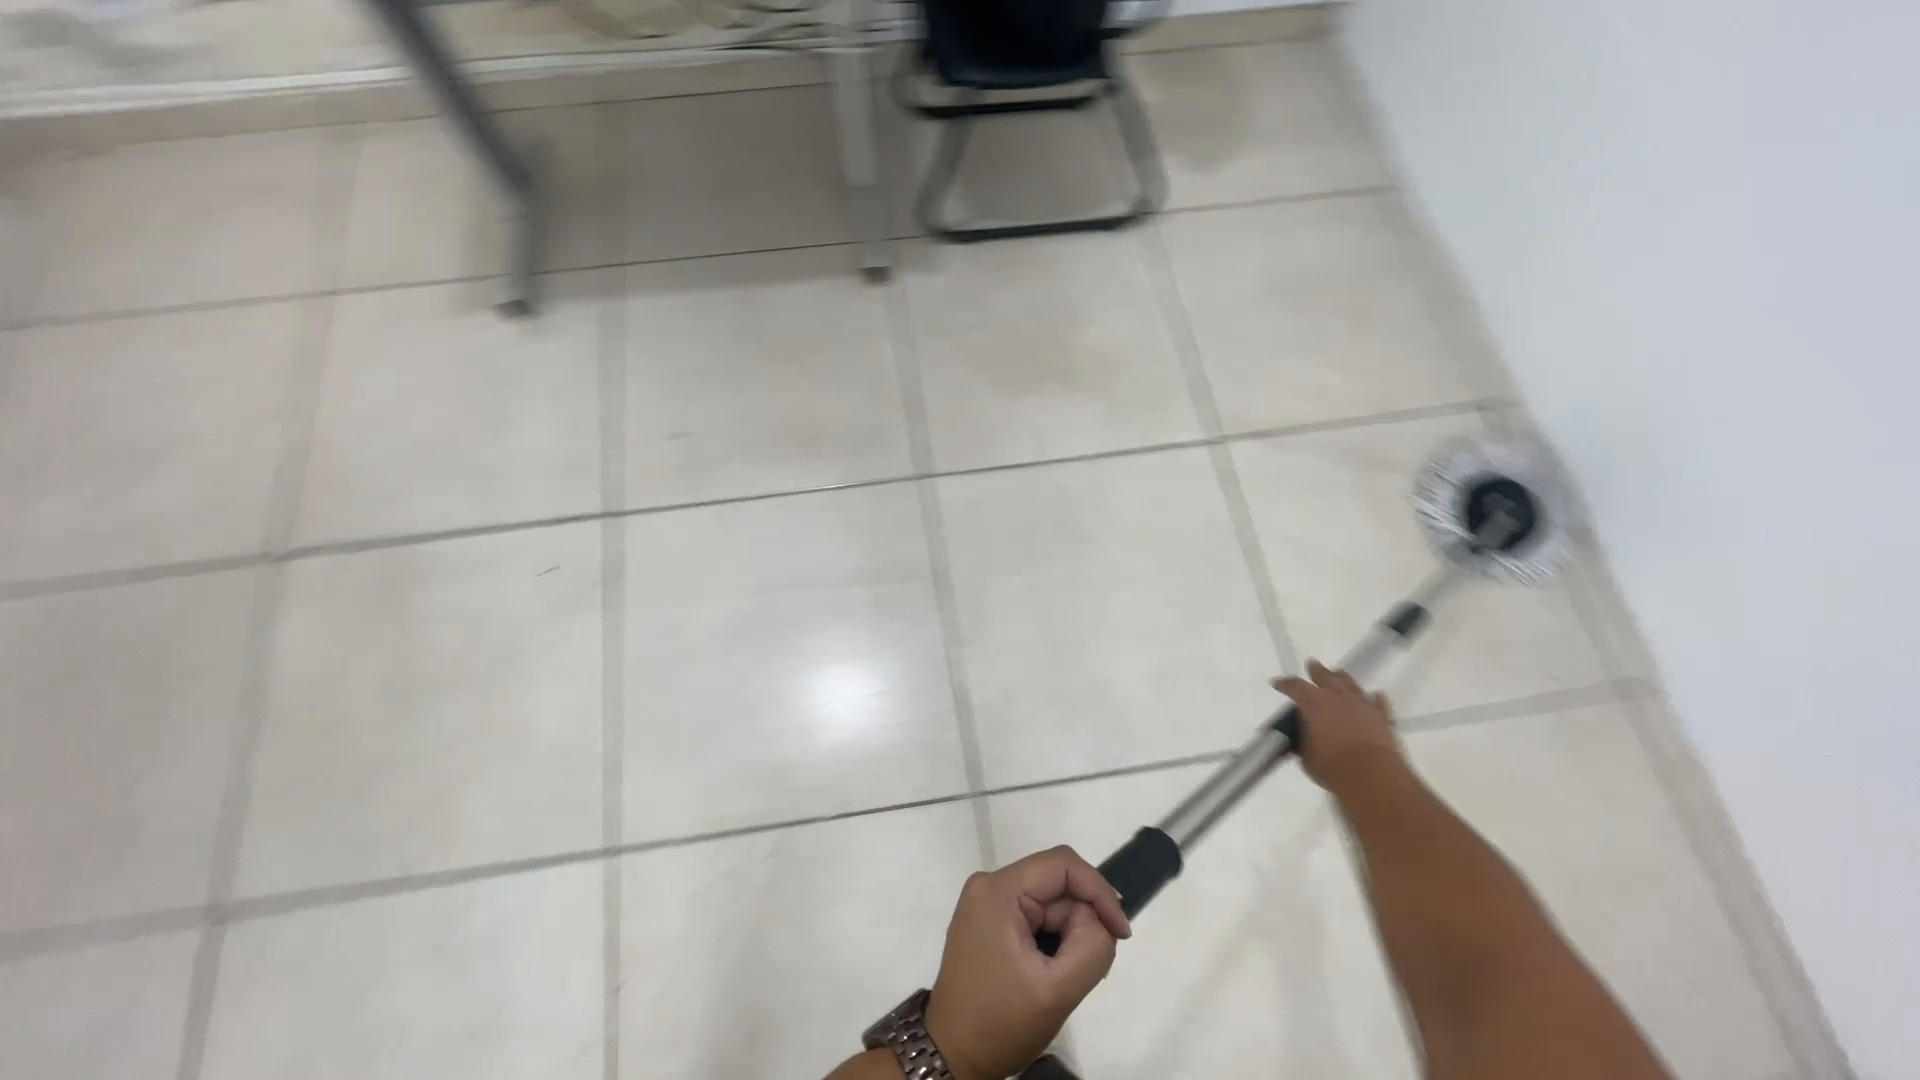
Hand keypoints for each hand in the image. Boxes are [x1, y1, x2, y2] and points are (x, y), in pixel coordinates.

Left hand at [924, 846, 1130, 1079]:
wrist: (953, 1054)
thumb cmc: (1000, 1022)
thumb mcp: (1057, 990)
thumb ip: (1091, 945)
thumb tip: (1100, 919)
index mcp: (998, 890)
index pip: (1063, 864)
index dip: (1099, 892)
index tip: (1120, 934)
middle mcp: (989, 886)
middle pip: (1056, 883)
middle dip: (1082, 920)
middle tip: (1089, 967)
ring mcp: (987, 903)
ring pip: (1049, 902)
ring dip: (1068, 934)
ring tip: (1066, 976)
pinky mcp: (989, 921)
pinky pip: (1035, 915)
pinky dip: (1053, 939)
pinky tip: (1051, 971)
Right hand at [1273, 659, 1405, 794]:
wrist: (1372, 775)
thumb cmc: (1332, 766)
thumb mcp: (1306, 755)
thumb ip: (1302, 742)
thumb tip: (1300, 739)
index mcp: (1314, 703)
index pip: (1295, 687)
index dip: (1285, 684)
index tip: (1277, 683)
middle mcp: (1338, 697)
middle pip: (1325, 677)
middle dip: (1316, 671)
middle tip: (1312, 664)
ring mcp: (1362, 705)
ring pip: (1351, 685)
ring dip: (1344, 678)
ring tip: (1339, 672)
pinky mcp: (1383, 718)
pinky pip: (1379, 703)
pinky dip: (1376, 699)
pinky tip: (1376, 695)